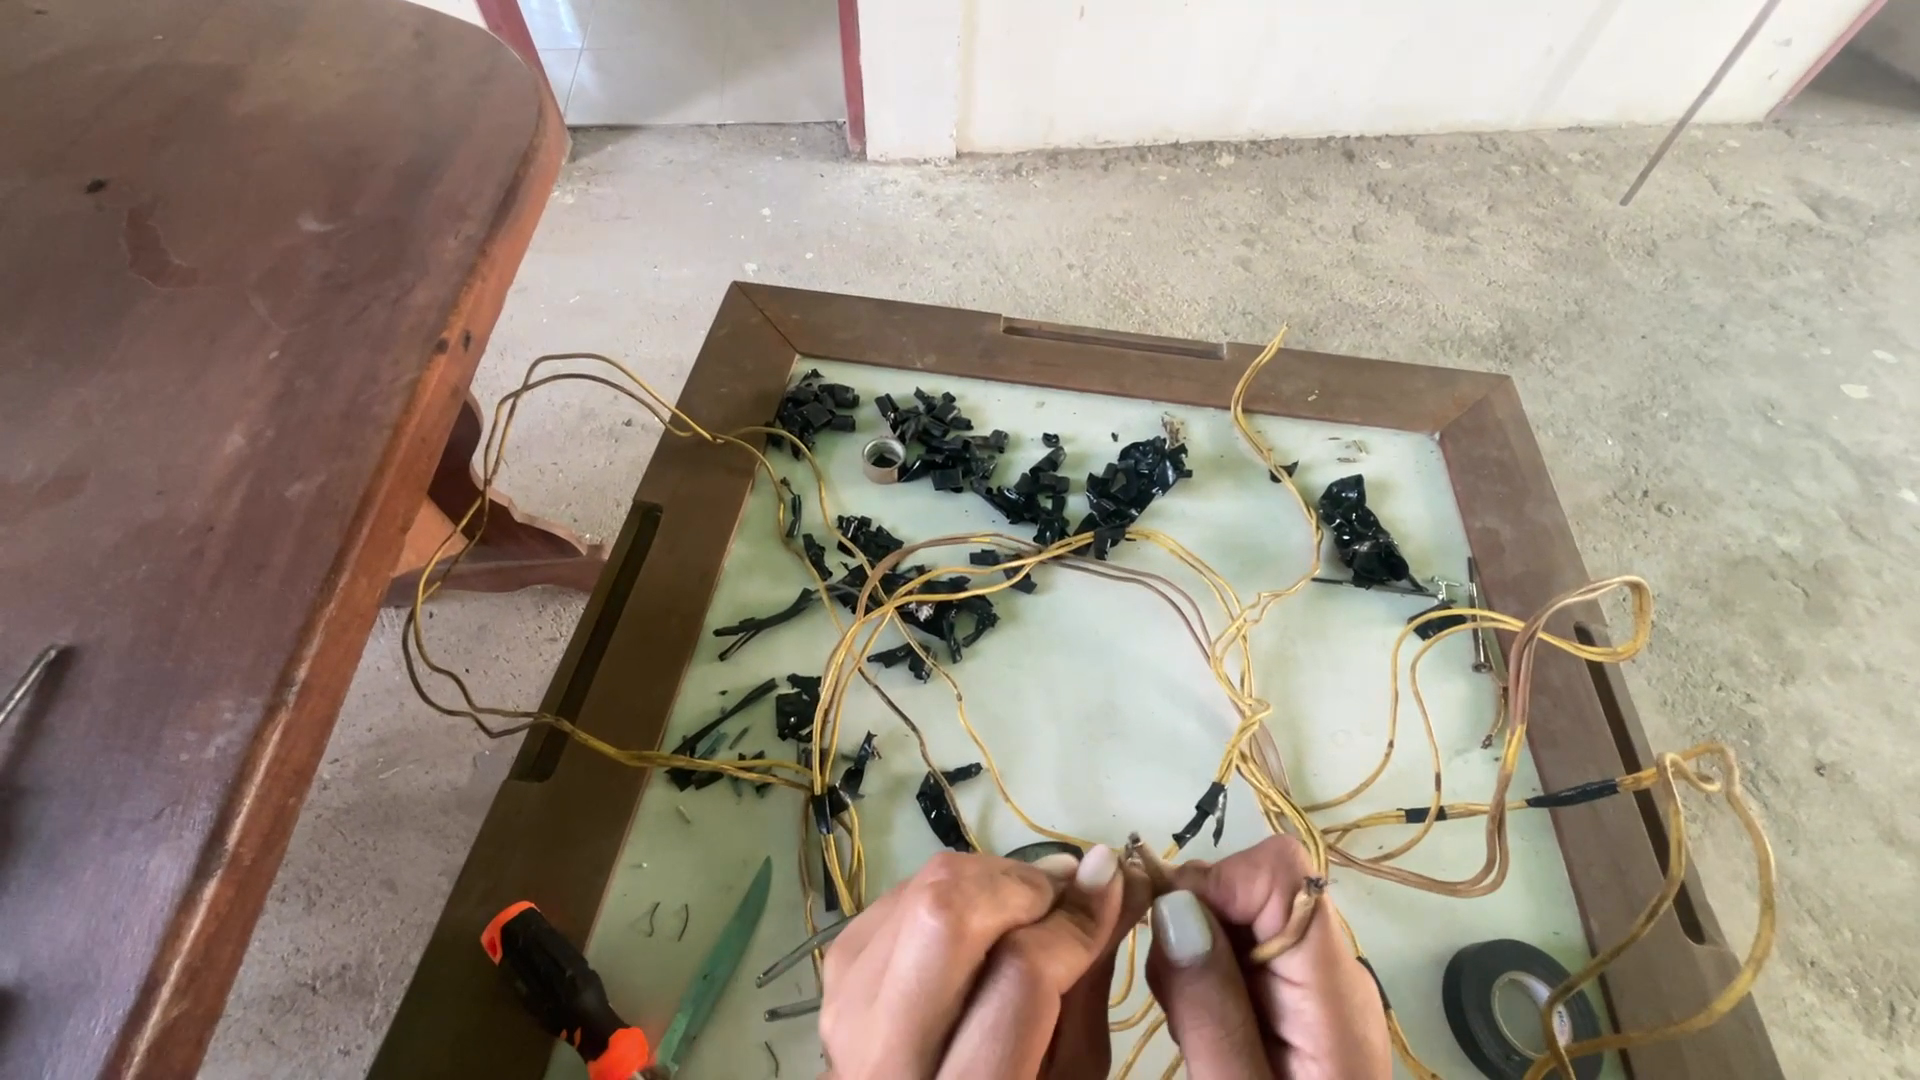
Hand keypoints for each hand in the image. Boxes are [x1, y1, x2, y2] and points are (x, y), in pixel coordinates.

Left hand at [819, 846, 1147, 1078]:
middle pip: (946, 913)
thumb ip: (1090, 972)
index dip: (1071, 922)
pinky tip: (980, 922)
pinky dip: (954, 890)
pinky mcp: (839, 963)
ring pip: (923, 888)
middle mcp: (885, 1051)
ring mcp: (847, 1001)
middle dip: (1017, 885)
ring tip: (1025, 907)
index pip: (1018, 976)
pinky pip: (903, 891)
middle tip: (1059, 893)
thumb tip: (1110, 872)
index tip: (1108, 882)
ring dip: (989, 881)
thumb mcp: (1070, 1069)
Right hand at [1146, 836, 1390, 1079]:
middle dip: (1195, 920)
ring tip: (1195, 1023)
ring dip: (1194, 949)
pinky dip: (1205, 971)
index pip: (1282, 871)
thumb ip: (1208, 1006)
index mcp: (1332, 992)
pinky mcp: (1297, 995)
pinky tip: (1206, 1024)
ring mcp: (1316, 983)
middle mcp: (1332, 971)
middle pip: (1252, 884)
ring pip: (1237, 911)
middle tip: (1179, 999)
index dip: (1220, 881)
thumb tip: (1173, 902)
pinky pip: (1239, 946)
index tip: (1176, 935)